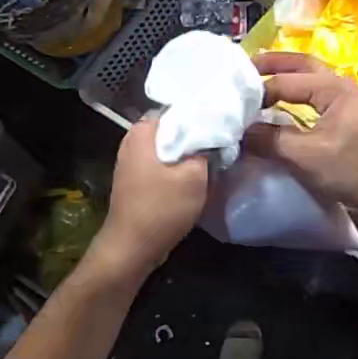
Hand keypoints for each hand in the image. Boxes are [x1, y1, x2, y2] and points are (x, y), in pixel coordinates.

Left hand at [88, 117, 209, 276]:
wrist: (132, 247)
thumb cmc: (162, 208)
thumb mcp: (194, 176)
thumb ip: (206, 149)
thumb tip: (214, 135)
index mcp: (143, 131)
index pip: (180, 111)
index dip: (204, 118)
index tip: (226, 128)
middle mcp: (132, 141)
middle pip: (173, 131)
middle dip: (197, 138)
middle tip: (224, 146)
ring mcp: (131, 162)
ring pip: (168, 150)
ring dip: (188, 157)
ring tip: (214, 162)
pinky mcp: (134, 180)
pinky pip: (161, 166)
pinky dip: (177, 170)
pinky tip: (194, 180)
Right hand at [244, 52, 357, 222]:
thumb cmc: (356, 171)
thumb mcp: (308, 157)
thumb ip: (271, 141)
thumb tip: (241, 131)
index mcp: (334, 88)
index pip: (286, 80)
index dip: (258, 90)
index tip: (233, 102)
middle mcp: (343, 89)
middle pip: (304, 67)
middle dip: (275, 65)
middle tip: (246, 70)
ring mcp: (351, 107)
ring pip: (313, 85)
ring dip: (289, 82)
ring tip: (263, 89)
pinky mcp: (354, 126)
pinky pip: (319, 103)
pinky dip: (300, 102)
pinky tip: (288, 115)